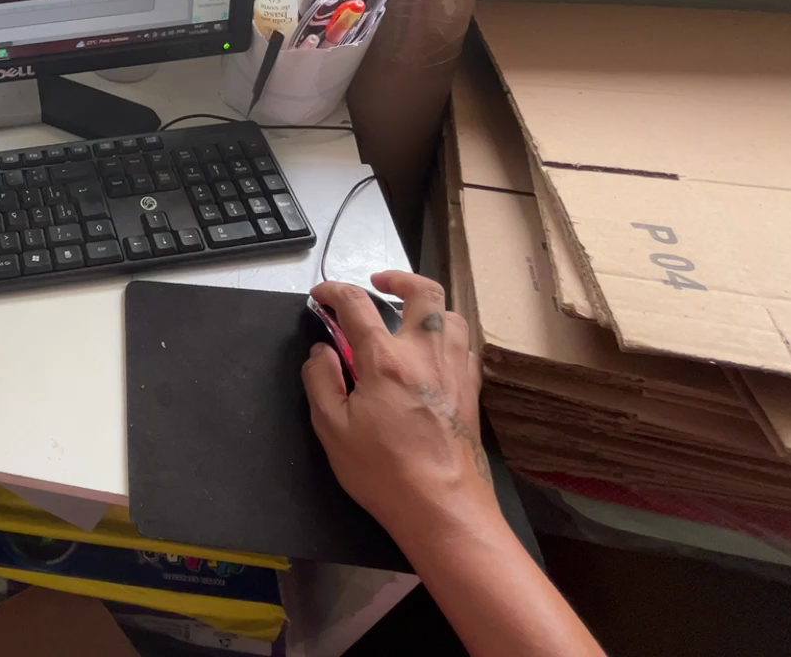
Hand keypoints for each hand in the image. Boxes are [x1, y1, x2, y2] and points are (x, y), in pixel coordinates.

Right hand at [301, 270, 499, 548]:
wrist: (445, 512)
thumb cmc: (383, 472)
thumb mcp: (331, 427)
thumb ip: (320, 379)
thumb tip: (322, 351)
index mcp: (386, 361)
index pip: (356, 304)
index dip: (332, 291)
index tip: (319, 296)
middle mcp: (426, 355)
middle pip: (425, 292)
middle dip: (398, 277)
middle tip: (376, 283)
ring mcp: (455, 373)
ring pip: (452, 316)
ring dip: (425, 306)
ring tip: (403, 317)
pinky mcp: (471, 393)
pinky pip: (464, 346)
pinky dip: (444, 335)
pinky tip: (427, 352)